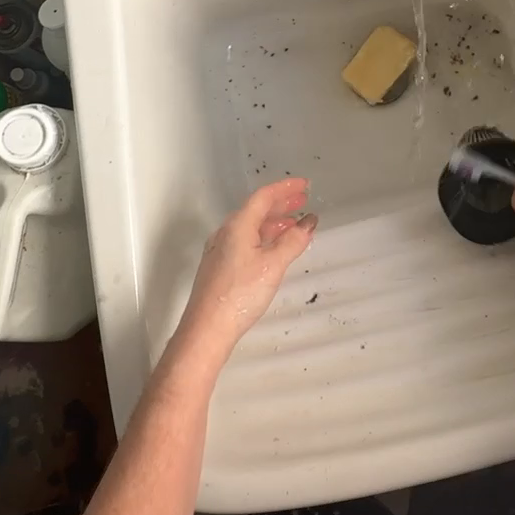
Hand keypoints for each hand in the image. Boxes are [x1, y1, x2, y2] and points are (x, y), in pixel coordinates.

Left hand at [173, 178, 317, 365]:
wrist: (207, 329)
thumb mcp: (273, 265)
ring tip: (294, 225)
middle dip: (281, 203)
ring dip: (273, 222)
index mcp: (237, 226)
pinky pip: (245, 241)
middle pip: (256, 209)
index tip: (304, 185)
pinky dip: (264, 238)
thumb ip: (293, 241)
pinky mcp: (219, 267)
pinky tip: (273, 250)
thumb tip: (308, 222)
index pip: (264, 197)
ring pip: (251, 226)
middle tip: (302, 200)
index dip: (285, 188)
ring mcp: (220, 250)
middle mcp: (226, 233)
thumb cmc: (239, 295)